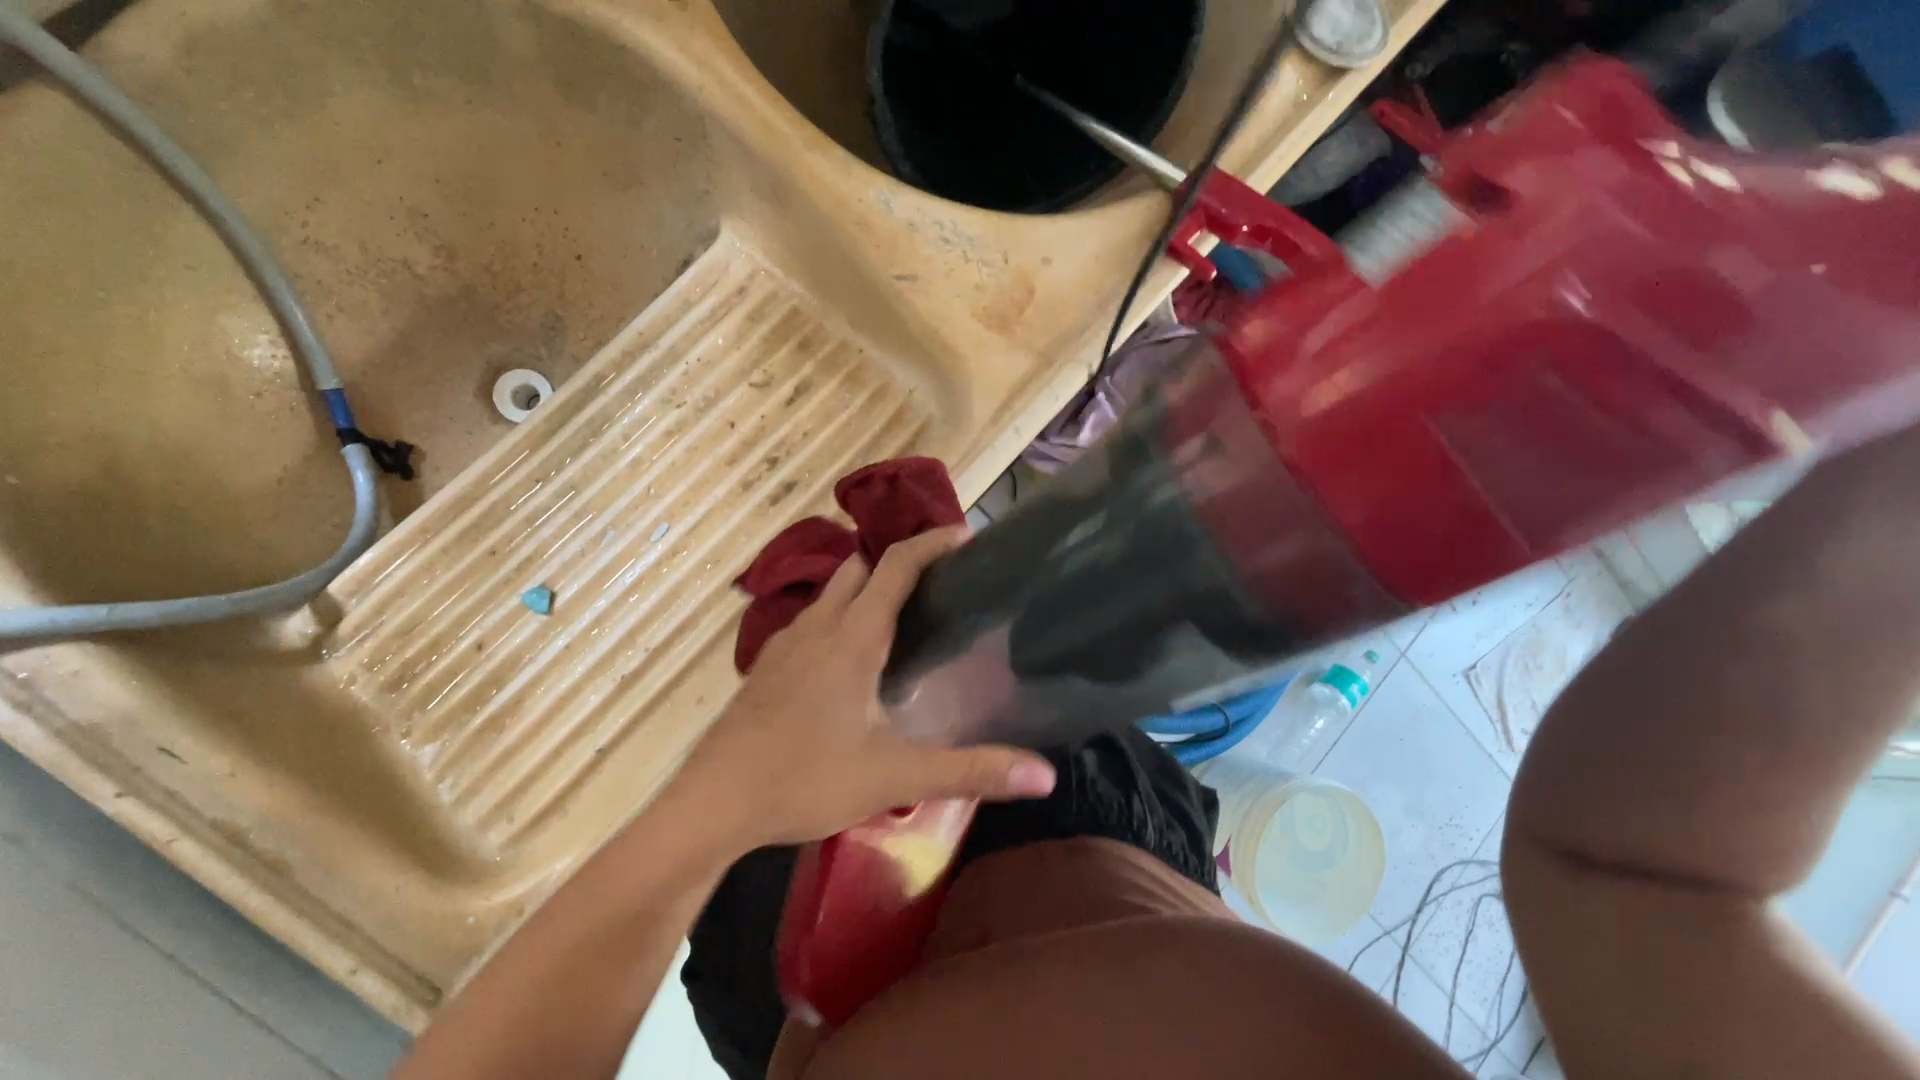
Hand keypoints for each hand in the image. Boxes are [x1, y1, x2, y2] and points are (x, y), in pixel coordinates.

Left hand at [676, 526, 1056, 850]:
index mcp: (851, 638)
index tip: (967, 538)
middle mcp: (816, 628)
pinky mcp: (764, 669)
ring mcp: (783, 646)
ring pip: (830, 595)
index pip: (896, 567)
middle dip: (899, 563)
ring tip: (902, 620)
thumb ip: (970, 771)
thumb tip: (1045, 774)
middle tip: (941, 584)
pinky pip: (809, 623)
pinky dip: (837, 619)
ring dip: (865, 591)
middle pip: (860, 570)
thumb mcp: (894, 777)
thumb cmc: (804, 780)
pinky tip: (848, 664)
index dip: (932, 544)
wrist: (712, 803)